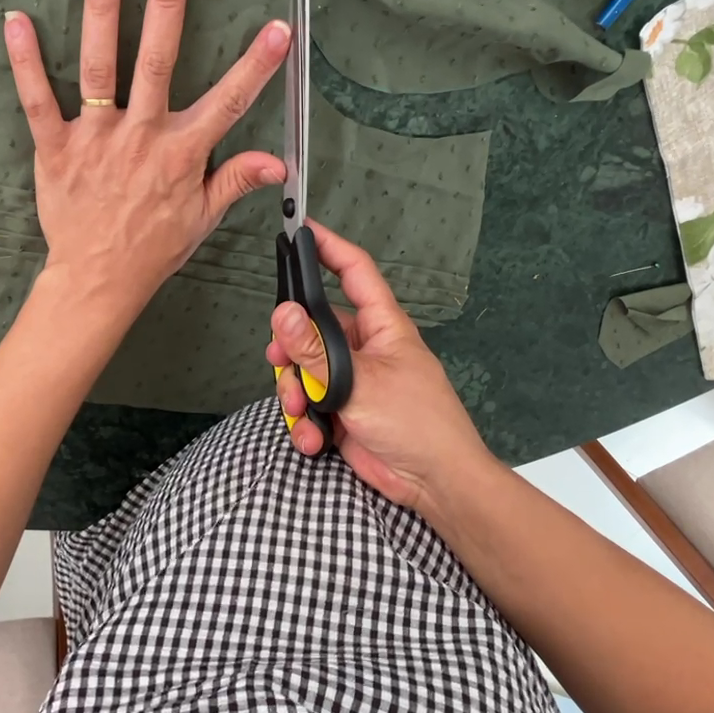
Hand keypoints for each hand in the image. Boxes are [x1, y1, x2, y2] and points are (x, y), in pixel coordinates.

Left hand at [4, 0, 291, 316]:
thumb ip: (236, 181)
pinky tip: (17, 21)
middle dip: (167, 8)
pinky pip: (38, 101)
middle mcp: (141, 138)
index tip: (278, 29)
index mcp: (181, 155)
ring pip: (100, 70)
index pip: (227, 103)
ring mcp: (96, 141)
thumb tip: (278, 163)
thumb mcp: (202, 218)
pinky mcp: (56, 149)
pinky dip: (26, 63)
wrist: (97, 279)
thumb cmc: (152, 249)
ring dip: (103, 16)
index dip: (255, 66)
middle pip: (158, 63)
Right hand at [265, 222, 497, 520]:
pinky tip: (314, 440)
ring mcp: (352, 382)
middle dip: (290, 350)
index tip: (302, 230)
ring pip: (303, 372)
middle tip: (280, 363)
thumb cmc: (418, 423)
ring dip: (294, 395)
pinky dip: (305, 425)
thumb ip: (315, 350)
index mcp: (382, 326)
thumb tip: (284, 314)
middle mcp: (365, 349)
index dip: (329, 248)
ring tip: (304, 415)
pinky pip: (309, 408)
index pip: (354, 273)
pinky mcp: (342, 413)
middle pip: (312, 330)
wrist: (434, 482)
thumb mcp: (359, 381)